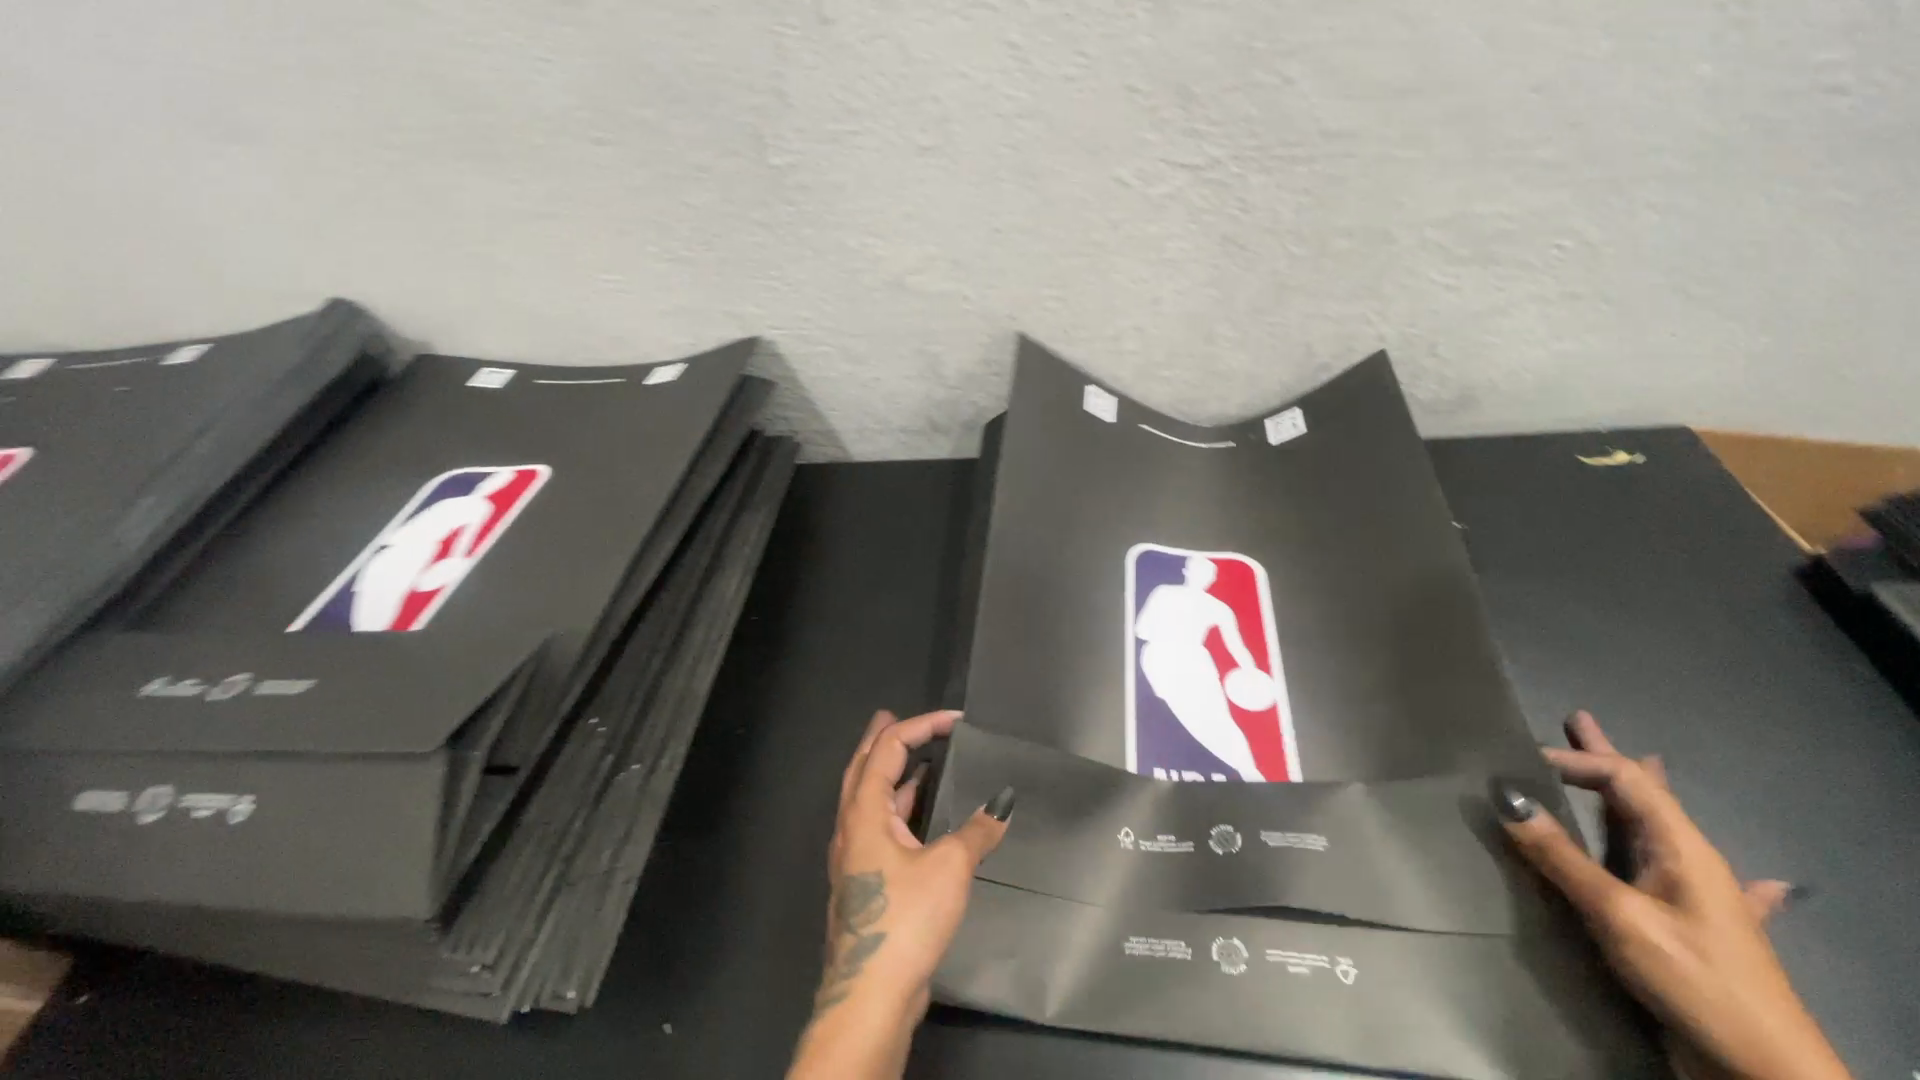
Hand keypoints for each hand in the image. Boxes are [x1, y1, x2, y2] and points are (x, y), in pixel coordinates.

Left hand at [788, 709, 1014, 1079]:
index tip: (954, 721)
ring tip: (914, 758)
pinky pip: (880, 827)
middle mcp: (852, 827)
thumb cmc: (906, 919)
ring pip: (869, 799)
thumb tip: (1003, 804)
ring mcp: (856, 856)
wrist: (871, 992)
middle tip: (895, 717)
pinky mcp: (867, 881)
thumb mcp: (950, 868)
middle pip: (864, 768)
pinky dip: (900, 808)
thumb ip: (977, 831)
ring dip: (890, 775)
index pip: (887, 749)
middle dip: (882, 741)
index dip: (919, 726)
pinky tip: (922, 815)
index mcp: (864, 812)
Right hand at [1499, 711, 1850, 1079]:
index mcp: (1681, 846)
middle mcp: (1687, 860)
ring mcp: (1687, 893)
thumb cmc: (1692, 975)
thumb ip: (1561, 857)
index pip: (1625, 778)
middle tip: (1577, 719)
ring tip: (1613, 764)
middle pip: (1641, 793)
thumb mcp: (1619, 915)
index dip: (1576, 759)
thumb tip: (1505, 798)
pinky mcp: (1677, 923)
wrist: (1759, 1065)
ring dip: (1621, 795)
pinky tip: (1710, 864)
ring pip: (1647, 827)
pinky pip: (1656, 868)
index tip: (1519, 757)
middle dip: (1605, 756)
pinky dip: (1654, 847)